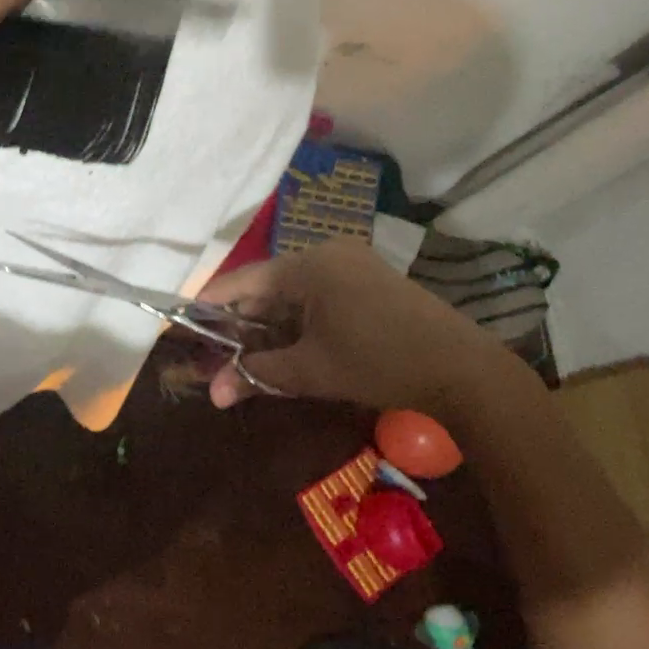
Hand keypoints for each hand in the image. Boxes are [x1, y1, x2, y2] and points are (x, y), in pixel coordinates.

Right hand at [197, 239, 514, 411]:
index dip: (209, 306)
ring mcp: (353, 265)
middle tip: (216, 352)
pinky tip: (290, 347)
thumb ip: (256, 374)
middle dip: (240, 322)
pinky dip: (298, 321)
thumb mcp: (309, 371)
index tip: (182, 327)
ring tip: (247, 356)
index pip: (241, 281)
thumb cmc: (379, 362)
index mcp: (308, 265)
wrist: (465, 371)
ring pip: (293, 293)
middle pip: (266, 286)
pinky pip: (319, 296)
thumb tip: (213, 394)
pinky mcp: (372, 282)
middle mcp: (328, 254)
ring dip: (269, 325)